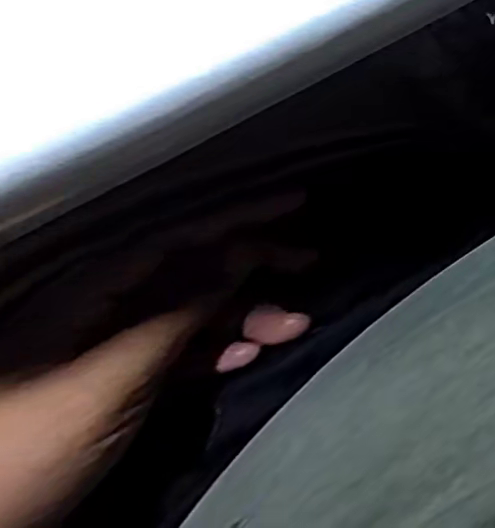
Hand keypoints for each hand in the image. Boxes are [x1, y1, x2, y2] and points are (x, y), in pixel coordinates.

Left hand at [0, 194, 312, 527]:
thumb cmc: (30, 446)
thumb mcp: (114, 376)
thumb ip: (182, 310)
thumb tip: (243, 255)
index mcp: (77, 304)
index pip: (170, 243)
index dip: (234, 219)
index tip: (297, 203)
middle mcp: (90, 319)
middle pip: (188, 276)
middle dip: (253, 273)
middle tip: (309, 267)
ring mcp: (101, 356)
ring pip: (193, 315)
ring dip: (248, 317)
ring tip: (290, 331)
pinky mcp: (115, 388)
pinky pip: (182, 350)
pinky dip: (220, 349)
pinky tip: (244, 359)